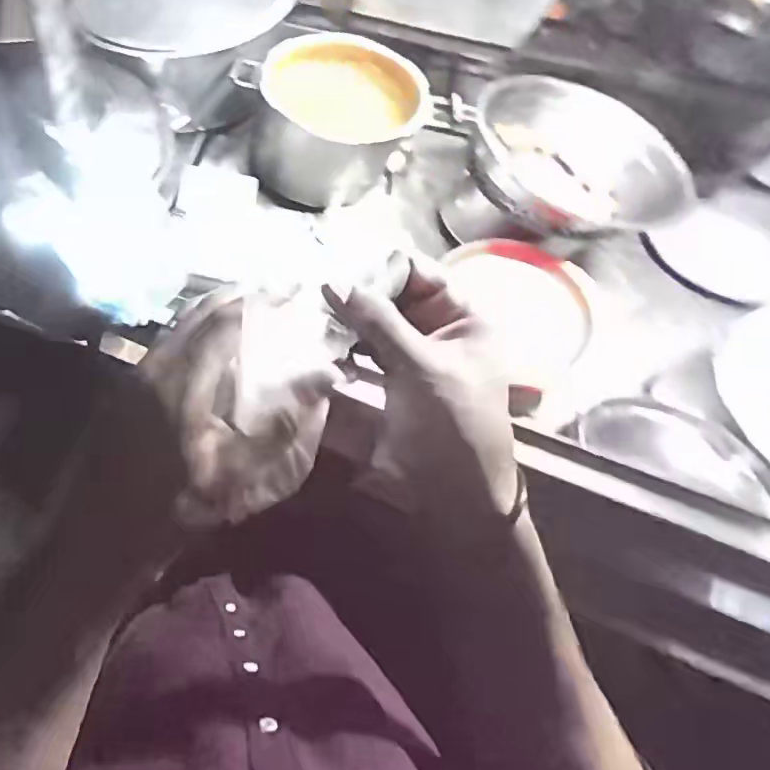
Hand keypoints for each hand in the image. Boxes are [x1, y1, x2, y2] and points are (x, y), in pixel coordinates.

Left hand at [98, 289, 338, 534]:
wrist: (111, 523)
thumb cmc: (181, 502)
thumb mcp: (239, 474)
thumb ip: (284, 426)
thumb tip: (325, 379)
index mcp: (186, 387)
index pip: (225, 326)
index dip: (259, 303)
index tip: (289, 291)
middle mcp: (160, 367)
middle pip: (201, 312)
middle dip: (241, 294)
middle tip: (275, 286)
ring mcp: (141, 370)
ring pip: (181, 319)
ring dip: (217, 302)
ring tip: (250, 294)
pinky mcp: (132, 377)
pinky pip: (169, 333)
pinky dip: (196, 319)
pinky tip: (212, 322)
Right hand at [324, 256, 518, 536]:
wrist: (456, 499)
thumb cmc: (453, 426)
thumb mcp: (421, 368)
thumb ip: (378, 322)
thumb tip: (334, 282)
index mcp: (462, 318)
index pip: (417, 272)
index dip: (378, 269)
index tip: (335, 271)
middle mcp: (436, 330)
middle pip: (390, 297)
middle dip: (353, 295)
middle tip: (312, 290)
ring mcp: (409, 357)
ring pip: (370, 325)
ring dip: (342, 322)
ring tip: (306, 313)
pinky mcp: (385, 383)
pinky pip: (360, 355)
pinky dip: (339, 350)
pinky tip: (314, 345)